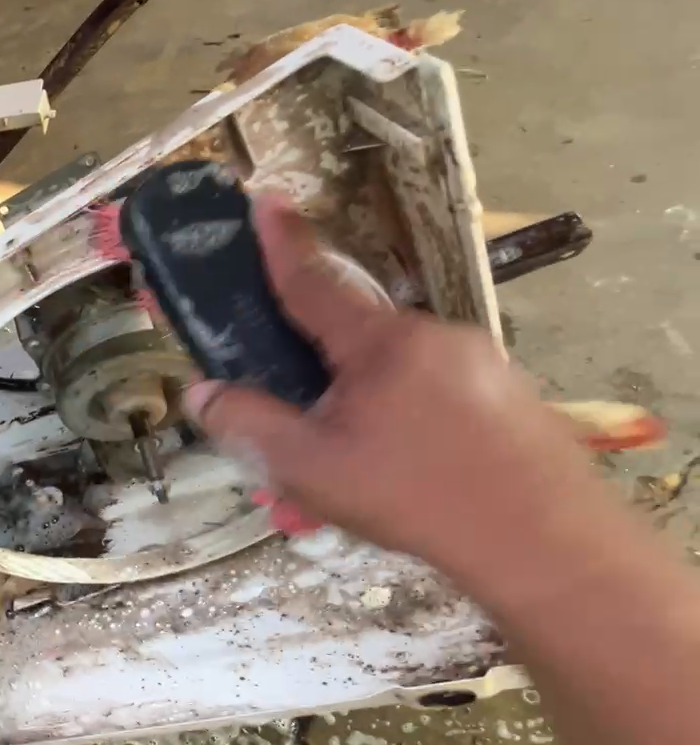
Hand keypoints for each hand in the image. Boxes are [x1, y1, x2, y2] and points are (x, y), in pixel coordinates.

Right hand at [183, 198, 614, 583]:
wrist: (543, 543)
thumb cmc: (409, 493)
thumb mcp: (302, 463)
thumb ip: (244, 422)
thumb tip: (201, 392)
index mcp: (381, 343)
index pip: (314, 282)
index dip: (281, 244)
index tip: (263, 201)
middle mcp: (431, 339)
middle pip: (340, 345)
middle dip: (300, 384)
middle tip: (278, 434)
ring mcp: (474, 365)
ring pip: (376, 382)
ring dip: (337, 423)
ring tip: (319, 485)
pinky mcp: (500, 397)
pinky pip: (416, 401)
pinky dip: (380, 432)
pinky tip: (370, 484)